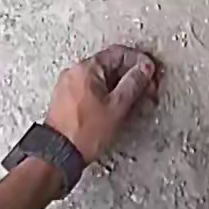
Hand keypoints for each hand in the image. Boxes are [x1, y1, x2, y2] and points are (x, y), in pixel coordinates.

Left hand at [43, 46, 159, 162]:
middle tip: (147, 89)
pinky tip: (115, 108)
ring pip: (102, 78)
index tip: (151, 73)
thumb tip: (145, 67)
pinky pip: (91, 89)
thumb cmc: (85, 132)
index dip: (140, 61)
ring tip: (133, 102)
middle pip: (110, 64)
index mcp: (86, 68)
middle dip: (132, 76)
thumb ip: (134, 83)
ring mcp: (69, 86)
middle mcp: (75, 72)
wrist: (58, 155)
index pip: (119, 53)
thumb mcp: (117, 106)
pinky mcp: (67, 99)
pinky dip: (107, 94)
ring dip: (120, 87)